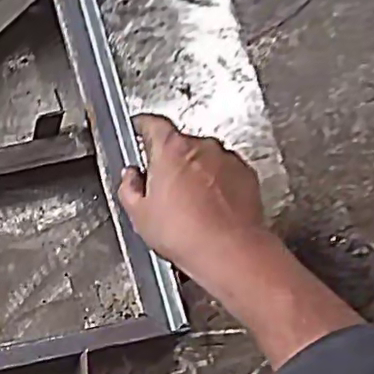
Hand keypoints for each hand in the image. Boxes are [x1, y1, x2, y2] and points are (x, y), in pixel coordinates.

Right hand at [118, 114, 361, 366]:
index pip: (153, 125)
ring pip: (202, 160)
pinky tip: (203, 212)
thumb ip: (128, 188)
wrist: (227, 249)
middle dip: (167, 163)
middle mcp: (202, 147)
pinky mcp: (245, 176)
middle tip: (157, 190)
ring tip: (183, 208)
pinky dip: (213, 187)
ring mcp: (227, 159)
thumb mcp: (139, 214)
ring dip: (192, 176)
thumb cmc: (184, 232)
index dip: (142, 125)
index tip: (138, 127)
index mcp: (171, 150)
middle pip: (179, 145)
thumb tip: (129, 178)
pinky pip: (222, 175)